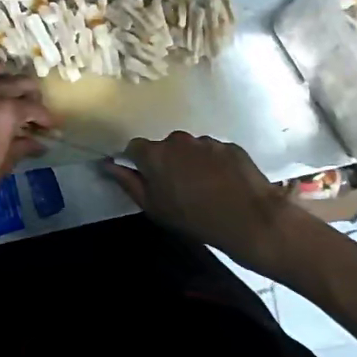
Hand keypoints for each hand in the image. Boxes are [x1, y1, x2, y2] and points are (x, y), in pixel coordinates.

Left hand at [0, 63, 55, 223]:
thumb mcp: (6, 163)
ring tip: (9, 95)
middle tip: (34, 110)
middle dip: (32, 95)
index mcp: (7, 111)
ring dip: (7, 80)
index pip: (36, 107)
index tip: (51, 127)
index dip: (47, 118)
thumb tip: (39, 143)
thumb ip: (24, 146)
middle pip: (20, 81)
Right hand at [105, 132, 306, 273]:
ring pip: (192, 150)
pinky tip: (224, 186)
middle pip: (166, 147)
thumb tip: (109, 164)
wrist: (247, 216)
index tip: (149, 181)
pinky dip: (215, 166)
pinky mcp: (231, 146)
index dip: (140, 163)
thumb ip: (129, 182)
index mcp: (156, 153)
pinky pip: (215, 154)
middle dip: (169, 163)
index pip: (136, 148)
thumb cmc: (193, 217)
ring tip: (205, 190)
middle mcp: (180, 140)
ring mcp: (208, 141)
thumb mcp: (154, 207)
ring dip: (193, 164)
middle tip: (179, 190)